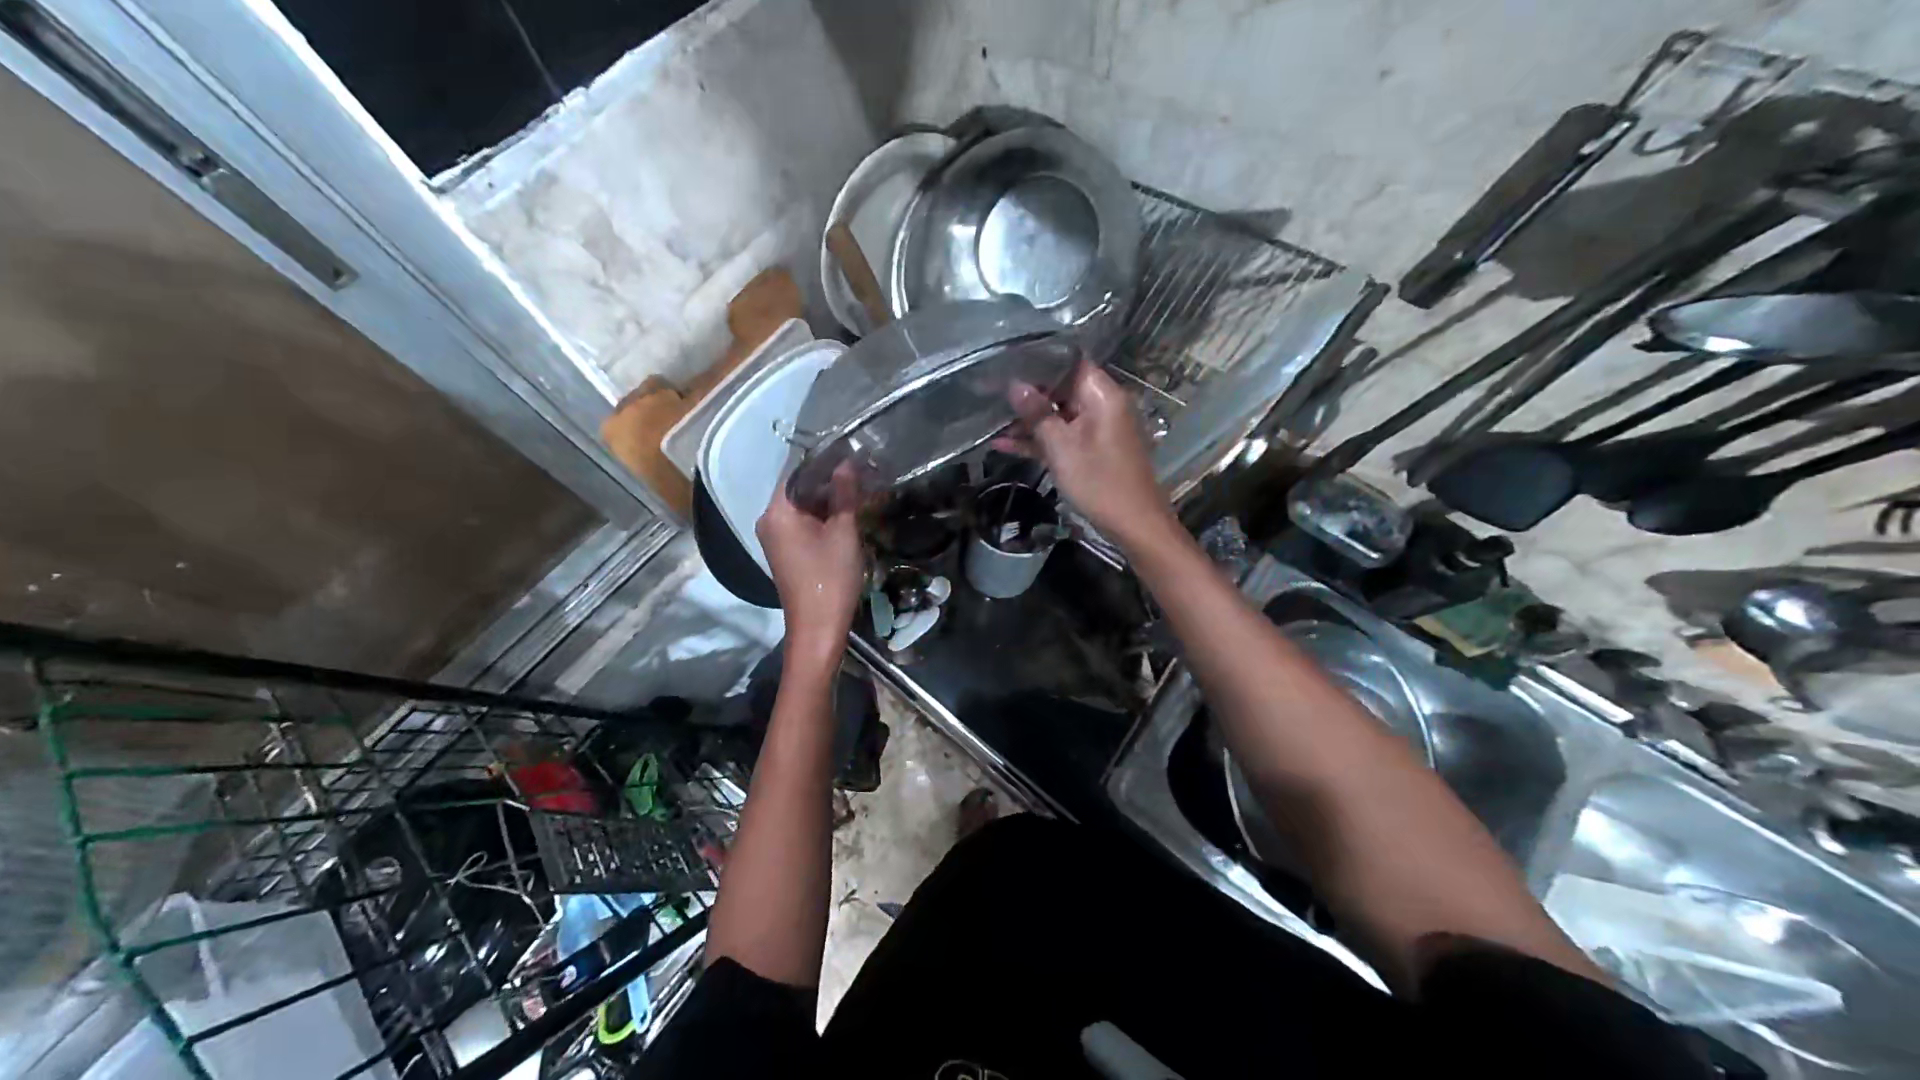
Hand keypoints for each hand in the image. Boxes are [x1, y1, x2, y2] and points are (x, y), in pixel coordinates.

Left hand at [757, 467, 865, 674]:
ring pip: (803, 506)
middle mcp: (770, 520)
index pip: (798, 471)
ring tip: (860, 489)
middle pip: (799, 488)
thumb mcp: (844, 532)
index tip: (852, 452)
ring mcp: (776, 537)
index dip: (825, 460)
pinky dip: (822, 516)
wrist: (818, 627)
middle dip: (829, 480)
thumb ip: (844, 495)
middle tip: (862, 471)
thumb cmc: (830, 578)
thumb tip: (847, 464)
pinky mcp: (786, 551)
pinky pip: (803, 523)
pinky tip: (847, 513)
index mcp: (778, 511)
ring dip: (829, 499)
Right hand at [996, 360, 1174, 545]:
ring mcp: (1099, 429)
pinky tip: (1006, 445)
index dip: (1039, 363)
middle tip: (992, 393)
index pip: (1070, 363)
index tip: (1007, 365)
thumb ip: (1037, 413)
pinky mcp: (1094, 450)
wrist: (1135, 524)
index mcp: (1103, 395)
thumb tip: (1015, 385)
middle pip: (1062, 389)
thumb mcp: (1061, 447)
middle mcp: (1104, 405)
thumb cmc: (1098, 482)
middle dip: (1028, 395)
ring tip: (992, 423)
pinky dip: (1042, 441)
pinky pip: (1065, 437)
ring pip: (1060, 416)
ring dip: (1030, 422)